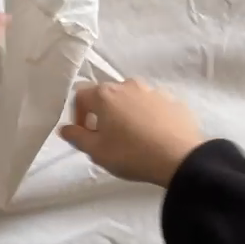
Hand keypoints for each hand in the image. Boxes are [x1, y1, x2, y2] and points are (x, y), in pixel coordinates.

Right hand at [60, 80, 204, 186]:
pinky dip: (147, 116)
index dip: (77, 115)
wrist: (180, 157)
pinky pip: (152, 106)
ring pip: (130, 99)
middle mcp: (127, 86)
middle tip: (106, 137)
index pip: (80, 95)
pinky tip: (152, 136)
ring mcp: (152, 91)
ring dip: (125, 113)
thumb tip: (64, 128)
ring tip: (131, 137)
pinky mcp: (172, 101)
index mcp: (105, 94)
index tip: (84, 134)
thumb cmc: (131, 153)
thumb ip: (77, 137)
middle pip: (106, 95)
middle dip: (101, 113)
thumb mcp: (97, 151)